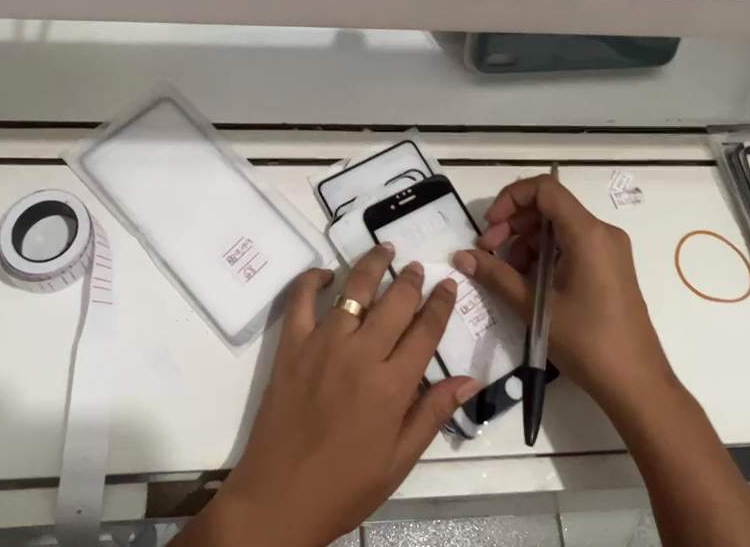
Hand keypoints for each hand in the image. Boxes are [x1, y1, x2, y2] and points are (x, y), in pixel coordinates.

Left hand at [190, 245, 482, 546]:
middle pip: (395, 302)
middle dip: (412, 279)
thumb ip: (433, 413)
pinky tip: (325, 273)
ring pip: (355, 291)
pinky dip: (312, 279)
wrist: (280, 499)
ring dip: (373, 266)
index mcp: (392, 386)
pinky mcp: (291, 346)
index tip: (449, 285)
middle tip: (419, 267)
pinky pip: (301, 300)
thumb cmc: (346, 486)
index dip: (441, 304)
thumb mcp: (400, 460)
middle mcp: (361, 355)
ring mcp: (323, 345)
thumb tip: (469, 379)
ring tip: (385, 250)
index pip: (426, 331)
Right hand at [453, 173, 674, 411]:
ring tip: (509, 275)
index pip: (545, 189)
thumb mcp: (535, 308)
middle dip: (513, 224)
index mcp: (588, 233)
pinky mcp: (610, 267)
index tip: (490, 226)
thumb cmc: (588, 342)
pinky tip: (530, 284)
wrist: (637, 384)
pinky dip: (545, 255)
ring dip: (527, 242)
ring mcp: (609, 250)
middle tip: (488, 252)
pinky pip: (571, 245)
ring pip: (558, 227)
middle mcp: (602, 232)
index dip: (511, 199)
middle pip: (549, 207)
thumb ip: (496, 275)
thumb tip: (461, 256)